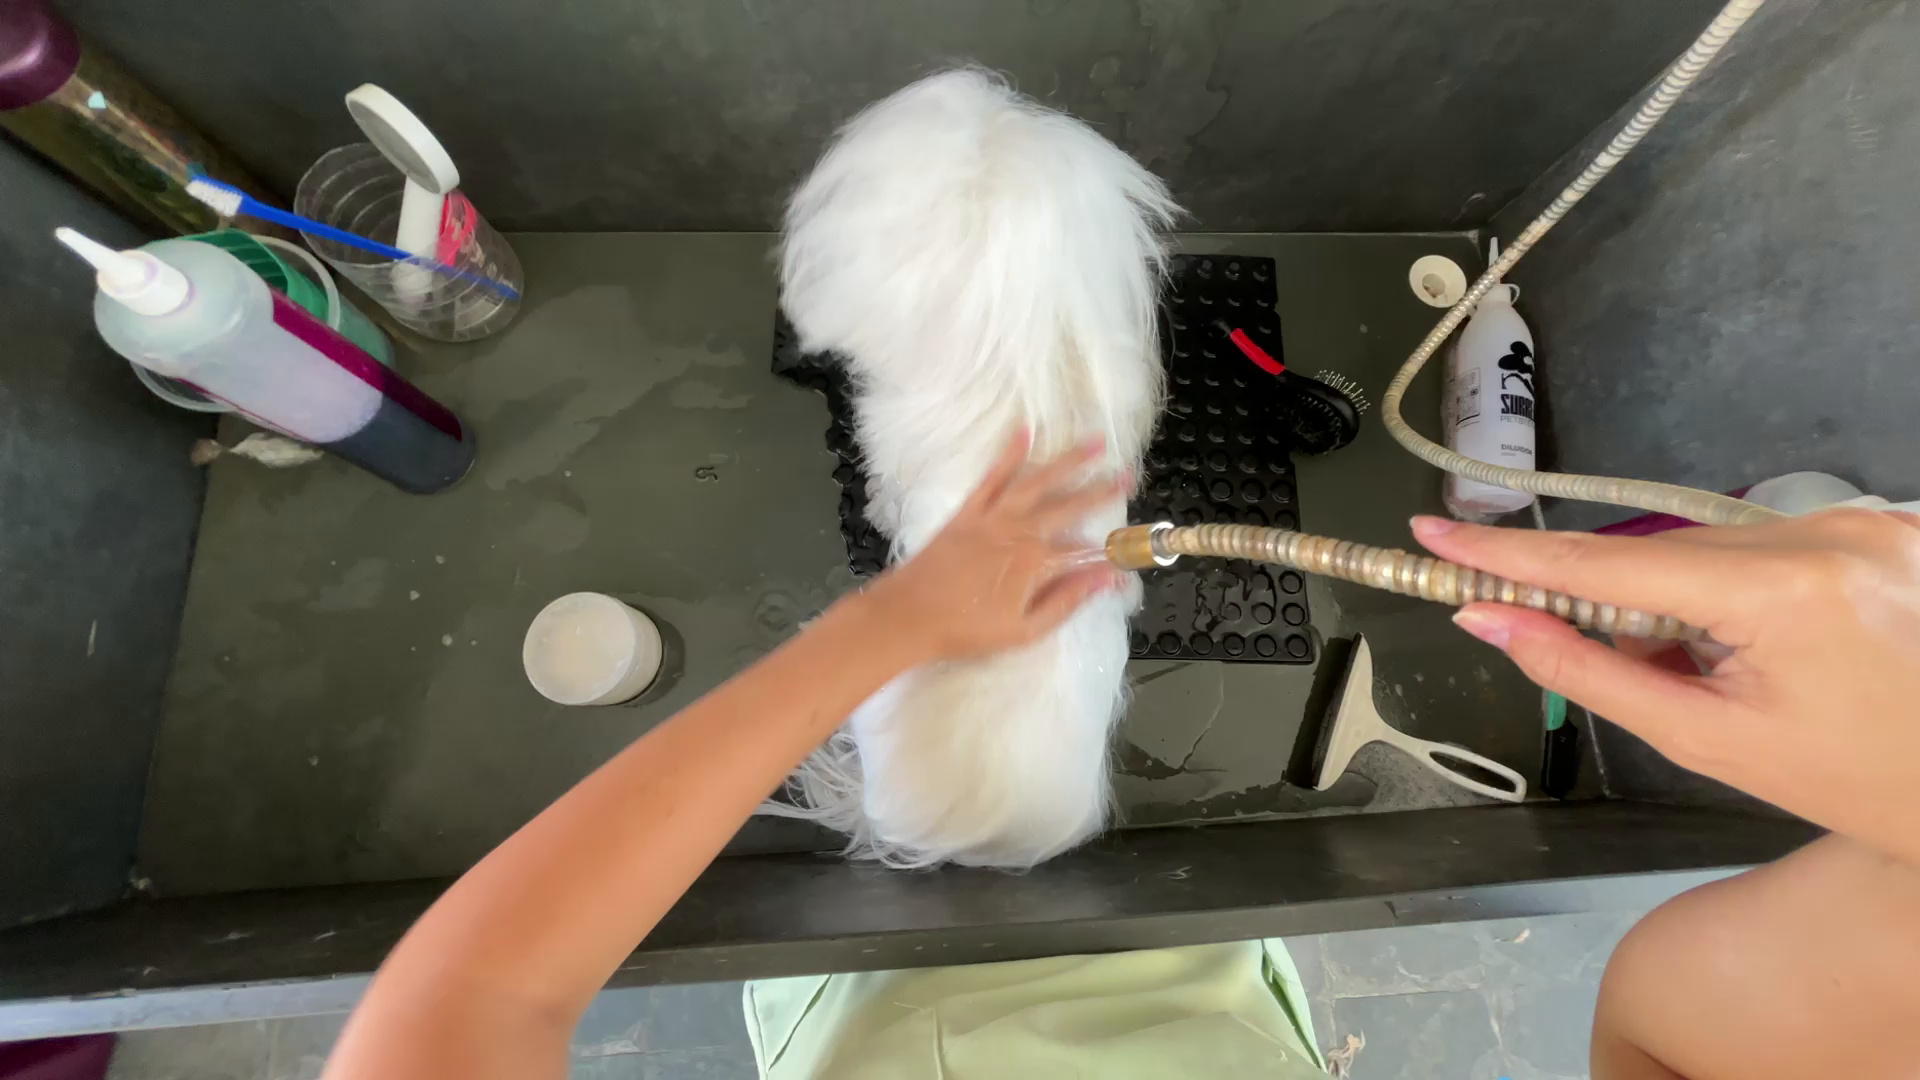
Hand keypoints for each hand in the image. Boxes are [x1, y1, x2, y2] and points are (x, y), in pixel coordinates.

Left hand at [850, 432, 1129, 664]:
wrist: (909, 615)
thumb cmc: (967, 630)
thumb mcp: (1025, 630)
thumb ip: (1067, 601)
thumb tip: (1105, 579)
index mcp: (1036, 563)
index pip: (1084, 553)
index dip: (1108, 557)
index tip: (1127, 559)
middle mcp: (1019, 532)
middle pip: (1069, 507)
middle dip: (1102, 491)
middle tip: (1128, 475)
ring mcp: (993, 517)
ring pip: (1038, 482)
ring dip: (1068, 461)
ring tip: (1093, 442)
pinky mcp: (969, 512)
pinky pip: (993, 477)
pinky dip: (1009, 454)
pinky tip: (1024, 432)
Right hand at [1412, 509, 1919, 862]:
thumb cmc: (1857, 783)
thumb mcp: (1701, 737)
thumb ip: (1578, 668)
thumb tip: (1483, 617)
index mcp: (1783, 589)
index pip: (1597, 563)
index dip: (1500, 550)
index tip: (1429, 530)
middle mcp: (1824, 533)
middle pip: (1647, 557)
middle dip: (1610, 606)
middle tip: (1633, 667)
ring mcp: (1861, 524)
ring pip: (1692, 553)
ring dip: (1666, 603)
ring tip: (1712, 671)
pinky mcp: (1875, 529)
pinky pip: (1743, 550)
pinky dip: (1714, 593)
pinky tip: (1752, 644)